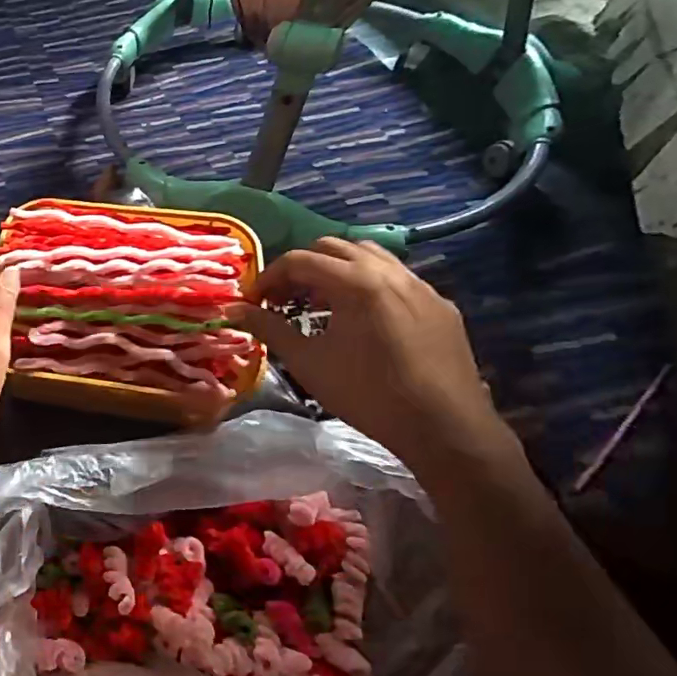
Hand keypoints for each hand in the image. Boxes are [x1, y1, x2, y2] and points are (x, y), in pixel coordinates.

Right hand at [237, 238, 517, 470]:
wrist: (443, 427)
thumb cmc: (366, 394)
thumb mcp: (308, 362)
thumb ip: (269, 328)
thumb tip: (233, 310)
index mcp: (354, 282)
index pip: (299, 260)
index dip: (269, 277)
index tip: (255, 301)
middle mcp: (389, 271)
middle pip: (333, 248)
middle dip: (301, 267)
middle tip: (284, 299)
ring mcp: (420, 285)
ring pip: (370, 256)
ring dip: (337, 269)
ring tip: (322, 302)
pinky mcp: (440, 304)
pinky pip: (398, 279)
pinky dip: (370, 284)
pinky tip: (364, 319)